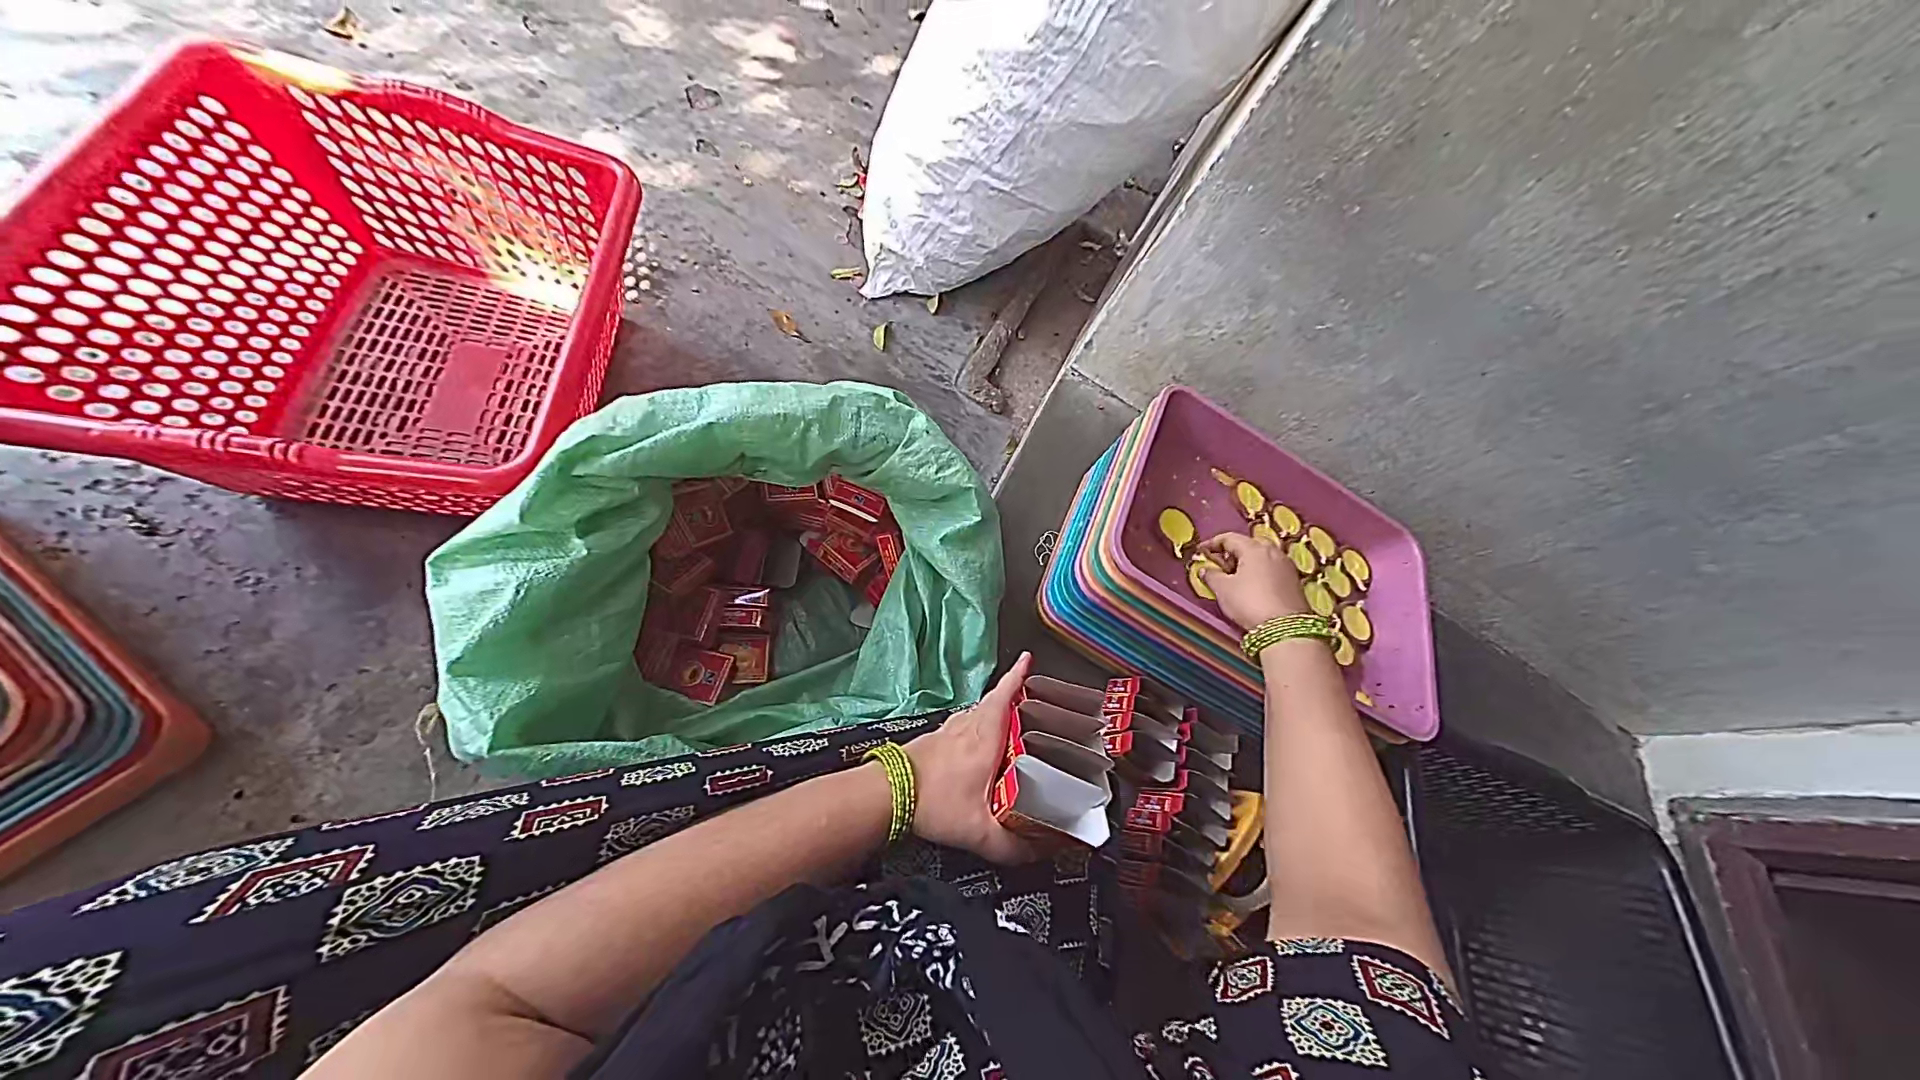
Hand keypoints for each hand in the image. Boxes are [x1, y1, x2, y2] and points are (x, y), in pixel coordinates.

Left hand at [904, 652, 1036, 863]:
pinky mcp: (934, 742)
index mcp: (984, 738)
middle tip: (1028, 695)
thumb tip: (1040, 851)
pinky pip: (962, 726)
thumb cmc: (932, 803)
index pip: (1004, 696)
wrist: (887, 795)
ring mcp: (947, 732)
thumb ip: (1013, 846)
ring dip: (993, 710)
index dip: (1017, 676)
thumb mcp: (980, 832)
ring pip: (976, 712)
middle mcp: (966, 728)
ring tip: (1009, 721)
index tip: (1027, 659)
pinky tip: (977, 745)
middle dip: (1012, 694)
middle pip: (993, 701)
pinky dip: (976, 726)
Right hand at [1196, 532, 1308, 630]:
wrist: (1286, 629)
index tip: (1201, 551)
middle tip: (1219, 564)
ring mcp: (1287, 566)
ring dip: (1247, 562)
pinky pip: (1272, 569)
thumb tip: (1205, 569)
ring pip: (1263, 556)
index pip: (1229, 538)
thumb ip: (1211, 575)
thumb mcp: (1223, 589)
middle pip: (1249, 544)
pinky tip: (1251, 587)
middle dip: (1232, 552)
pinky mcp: (1295, 581)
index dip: (1212, 543)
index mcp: (1254, 548)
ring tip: (1234, 577)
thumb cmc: (1250, 603)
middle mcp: (1273, 552)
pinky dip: (1259, 572)